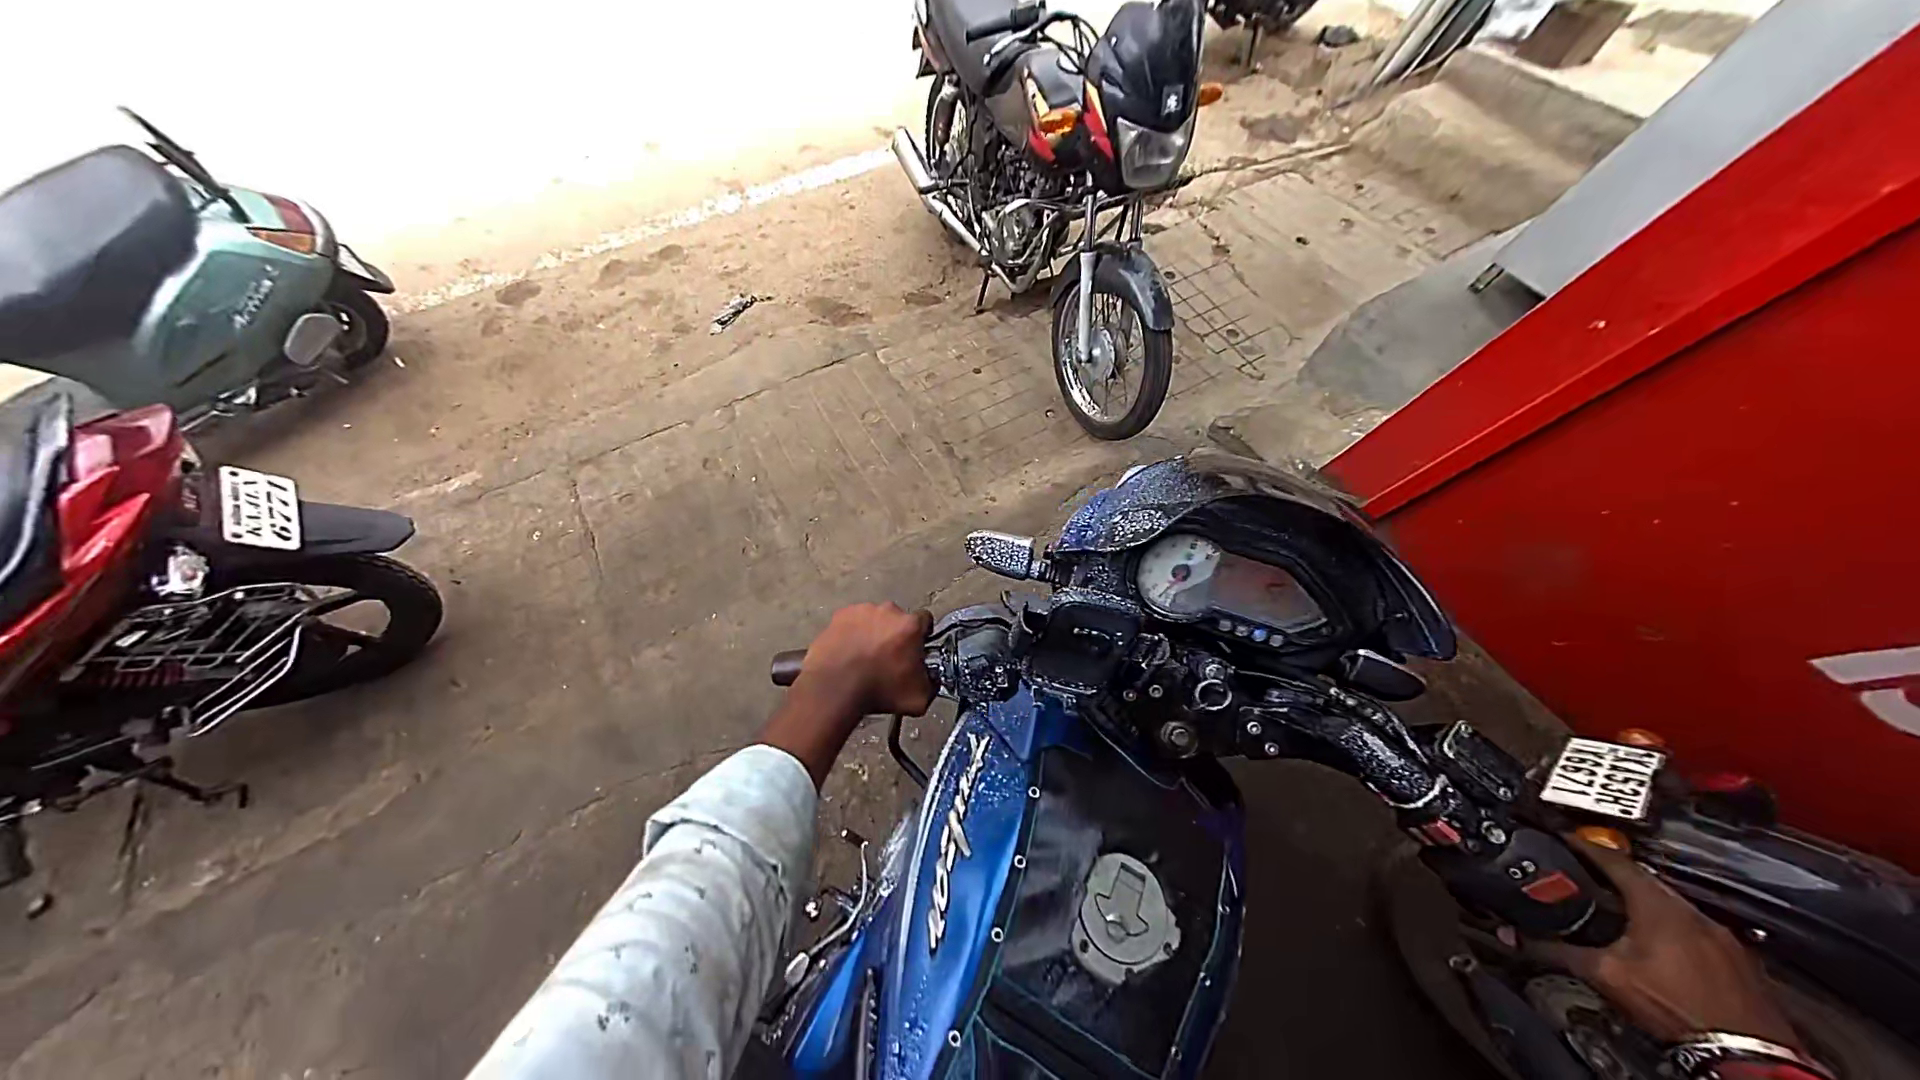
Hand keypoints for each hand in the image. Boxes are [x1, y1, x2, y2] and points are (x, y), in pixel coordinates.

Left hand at [760, 603, 932, 787]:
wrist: (836, 689)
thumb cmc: (876, 689)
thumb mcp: (919, 697)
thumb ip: (932, 684)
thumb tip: (931, 682)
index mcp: (910, 625)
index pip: (926, 621)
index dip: (922, 635)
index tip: (917, 647)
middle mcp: (887, 612)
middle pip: (898, 620)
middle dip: (896, 635)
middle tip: (890, 659)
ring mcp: (861, 611)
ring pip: (873, 619)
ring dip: (873, 633)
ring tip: (867, 659)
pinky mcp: (839, 617)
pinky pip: (851, 623)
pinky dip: (851, 634)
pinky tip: (850, 654)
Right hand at [1530, 834, 1800, 1048]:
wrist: (1749, 1058)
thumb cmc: (1676, 1008)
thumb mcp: (1604, 975)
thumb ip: (1554, 951)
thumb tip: (1511, 938)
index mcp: (1660, 907)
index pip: (1614, 861)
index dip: (1584, 846)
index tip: (1563, 837)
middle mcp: (1695, 914)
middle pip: (1645, 879)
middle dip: (1611, 872)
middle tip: (1582, 870)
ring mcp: (1723, 939)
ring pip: (1672, 904)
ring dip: (1642, 899)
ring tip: (1614, 904)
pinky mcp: (1741, 962)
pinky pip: (1695, 928)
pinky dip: (1669, 924)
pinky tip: (1656, 941)